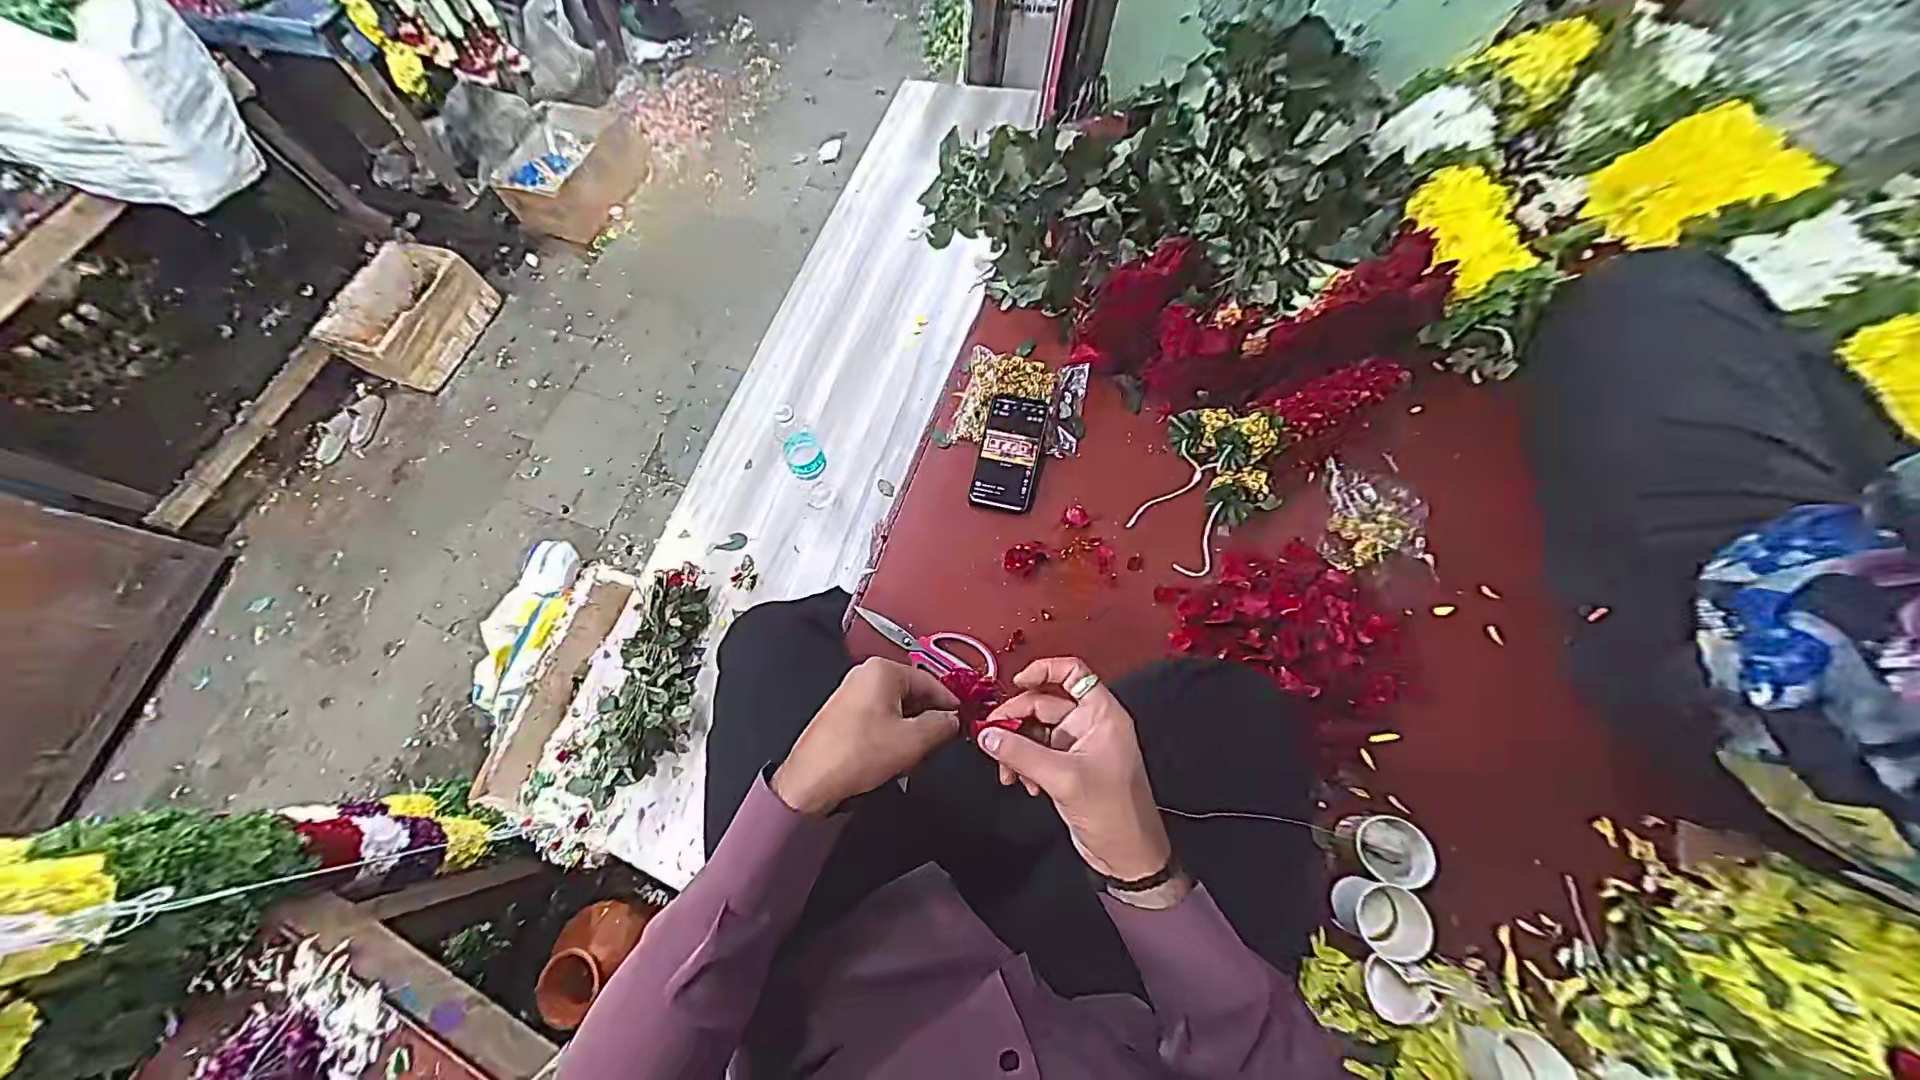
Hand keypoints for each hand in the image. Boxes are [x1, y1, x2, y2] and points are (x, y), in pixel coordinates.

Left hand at [771, 657, 960, 815]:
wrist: (811, 782)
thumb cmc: (849, 756)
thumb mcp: (914, 740)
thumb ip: (943, 725)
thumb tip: (953, 721)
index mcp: (881, 671)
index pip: (931, 681)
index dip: (950, 703)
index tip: (961, 719)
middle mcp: (865, 676)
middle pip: (914, 695)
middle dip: (928, 721)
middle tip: (937, 742)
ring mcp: (853, 695)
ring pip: (898, 710)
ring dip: (910, 733)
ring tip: (910, 757)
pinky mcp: (845, 716)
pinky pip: (881, 720)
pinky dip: (892, 737)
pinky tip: (892, 759)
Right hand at [975, 657, 1172, 881]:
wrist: (1127, 857)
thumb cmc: (1114, 813)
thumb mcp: (1064, 778)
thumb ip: (1021, 753)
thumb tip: (988, 735)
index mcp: (1101, 714)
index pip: (1073, 672)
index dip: (1044, 670)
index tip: (1017, 682)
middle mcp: (1089, 724)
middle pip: (1044, 703)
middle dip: (1016, 720)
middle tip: (992, 736)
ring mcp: (1078, 745)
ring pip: (1036, 730)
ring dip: (1015, 746)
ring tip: (1007, 770)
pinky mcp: (1068, 766)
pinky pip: (1036, 752)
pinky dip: (1023, 763)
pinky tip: (1019, 782)